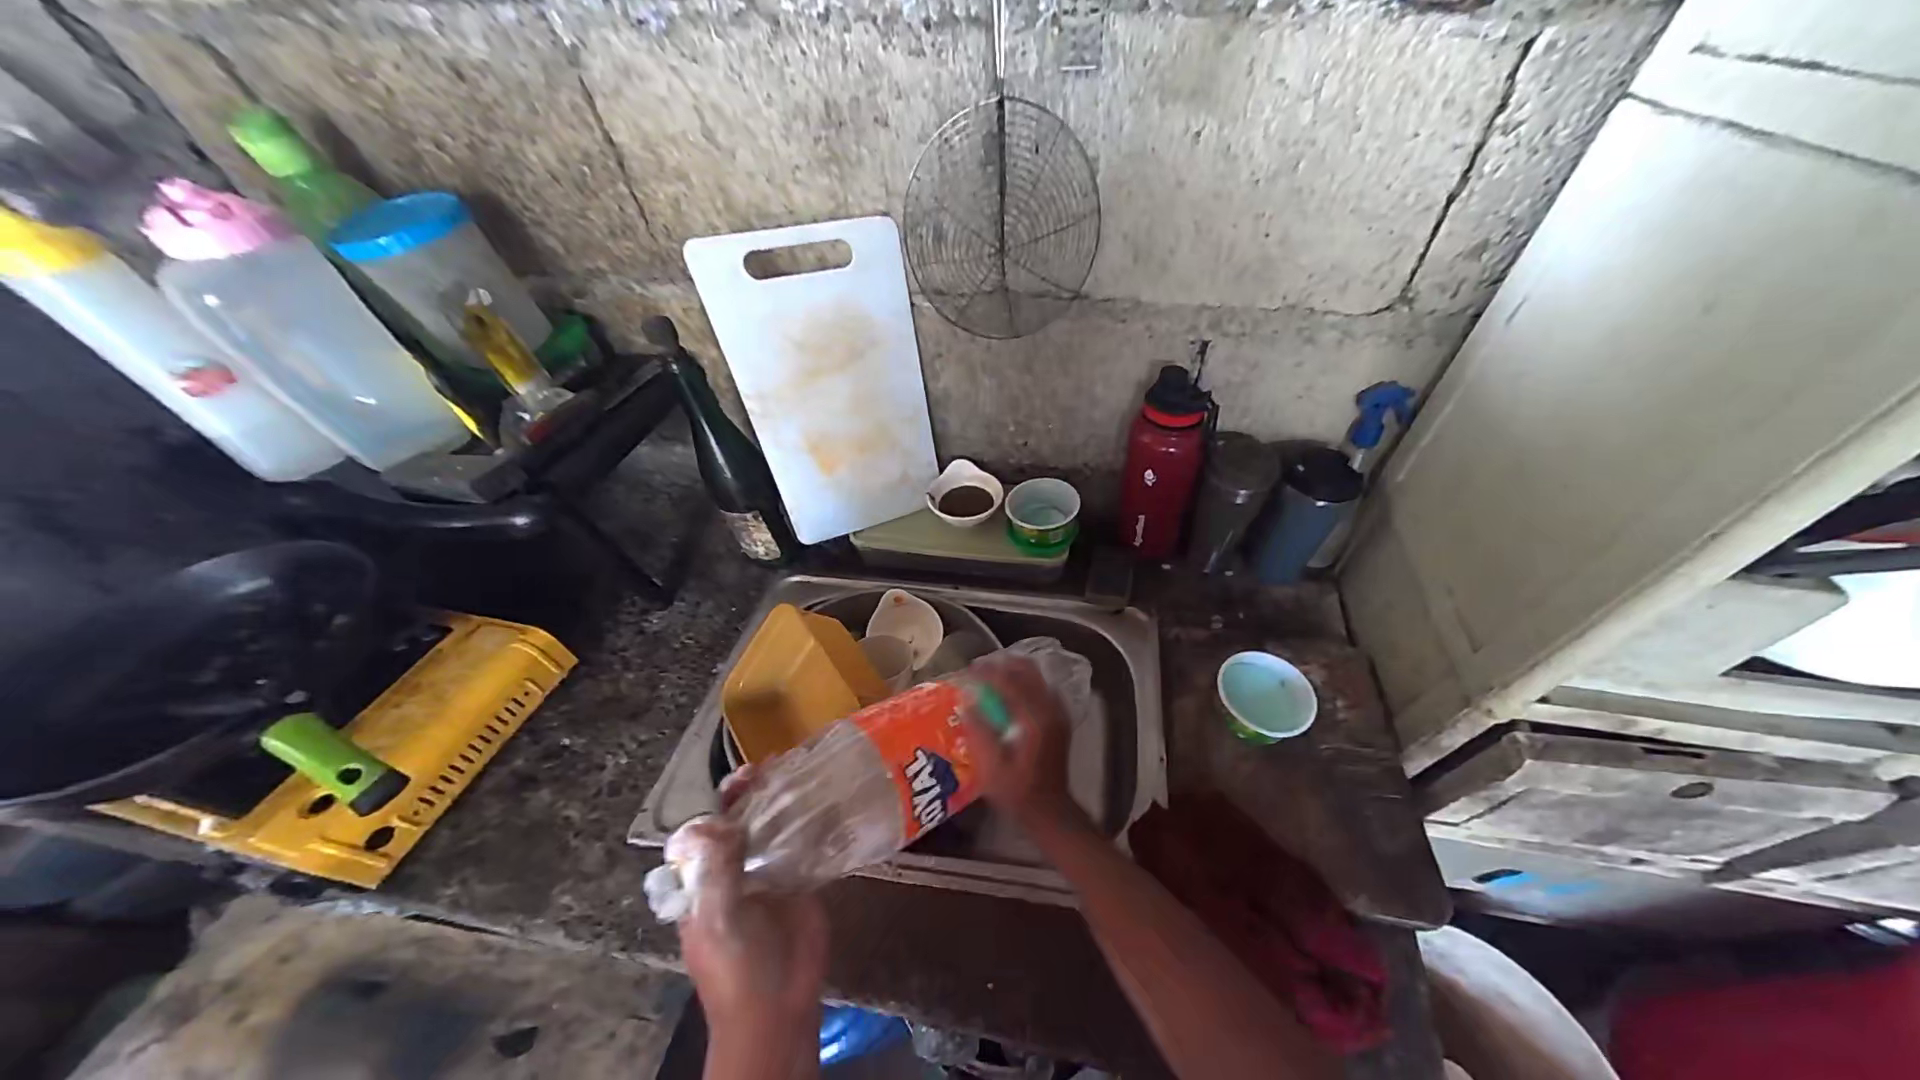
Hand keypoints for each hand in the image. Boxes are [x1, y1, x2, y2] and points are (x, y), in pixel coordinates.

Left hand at [674, 769, 828, 1049]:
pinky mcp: (800, 884)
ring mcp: (769, 876)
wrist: (777, 1009)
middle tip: (776, 766)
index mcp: (705, 881)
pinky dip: (814, 825)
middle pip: (743, 823)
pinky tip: (829, 803)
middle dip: (756, 794)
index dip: (723, 801)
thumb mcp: (718, 920)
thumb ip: (717, 872)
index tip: (743, 777)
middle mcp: (735, 872)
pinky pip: (805, 848)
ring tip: (804, 773)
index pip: (709, 829)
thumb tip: (721, 823)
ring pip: (774, 831)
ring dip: (785, 804)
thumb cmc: (736, 969)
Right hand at [959, 655, 1090, 836]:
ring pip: (1036, 676)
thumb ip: (979, 732)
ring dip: (1013, 671)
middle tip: (978, 669)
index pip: (1009, 682)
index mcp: (1034, 720)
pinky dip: (1024, 682)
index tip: (968, 669)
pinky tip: (1008, 692)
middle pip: (1027, 670)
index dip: (987, 671)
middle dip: (1001, 665)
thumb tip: (966, 702)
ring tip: (990, 677)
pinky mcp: (1060, 718)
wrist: (1050, 810)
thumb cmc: (1017, 792)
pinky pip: (1041, 687)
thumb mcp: (991, 768)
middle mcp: (1050, 710)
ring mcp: (1058, 712)